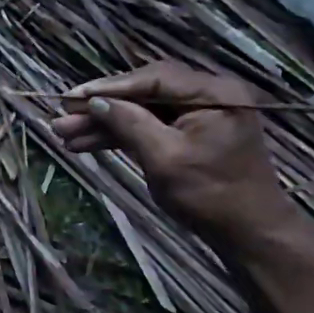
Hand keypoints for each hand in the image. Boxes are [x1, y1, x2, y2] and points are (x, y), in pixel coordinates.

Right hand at [49, 62, 301, 247]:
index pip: (152, 79)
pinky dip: (125, 137)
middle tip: (62, 120)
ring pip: (145, 113)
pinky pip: (154, 128)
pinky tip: (91, 144)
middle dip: (103, 108)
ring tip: (67, 136)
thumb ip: (130, 125)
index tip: (73, 98)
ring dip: (108, 125)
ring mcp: (203, 116)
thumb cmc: (210, 196)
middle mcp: (210, 95)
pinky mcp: (194, 136)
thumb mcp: (164, 159)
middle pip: (146, 93)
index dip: (109, 88)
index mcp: (213, 93)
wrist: (250, 233)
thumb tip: (96, 102)